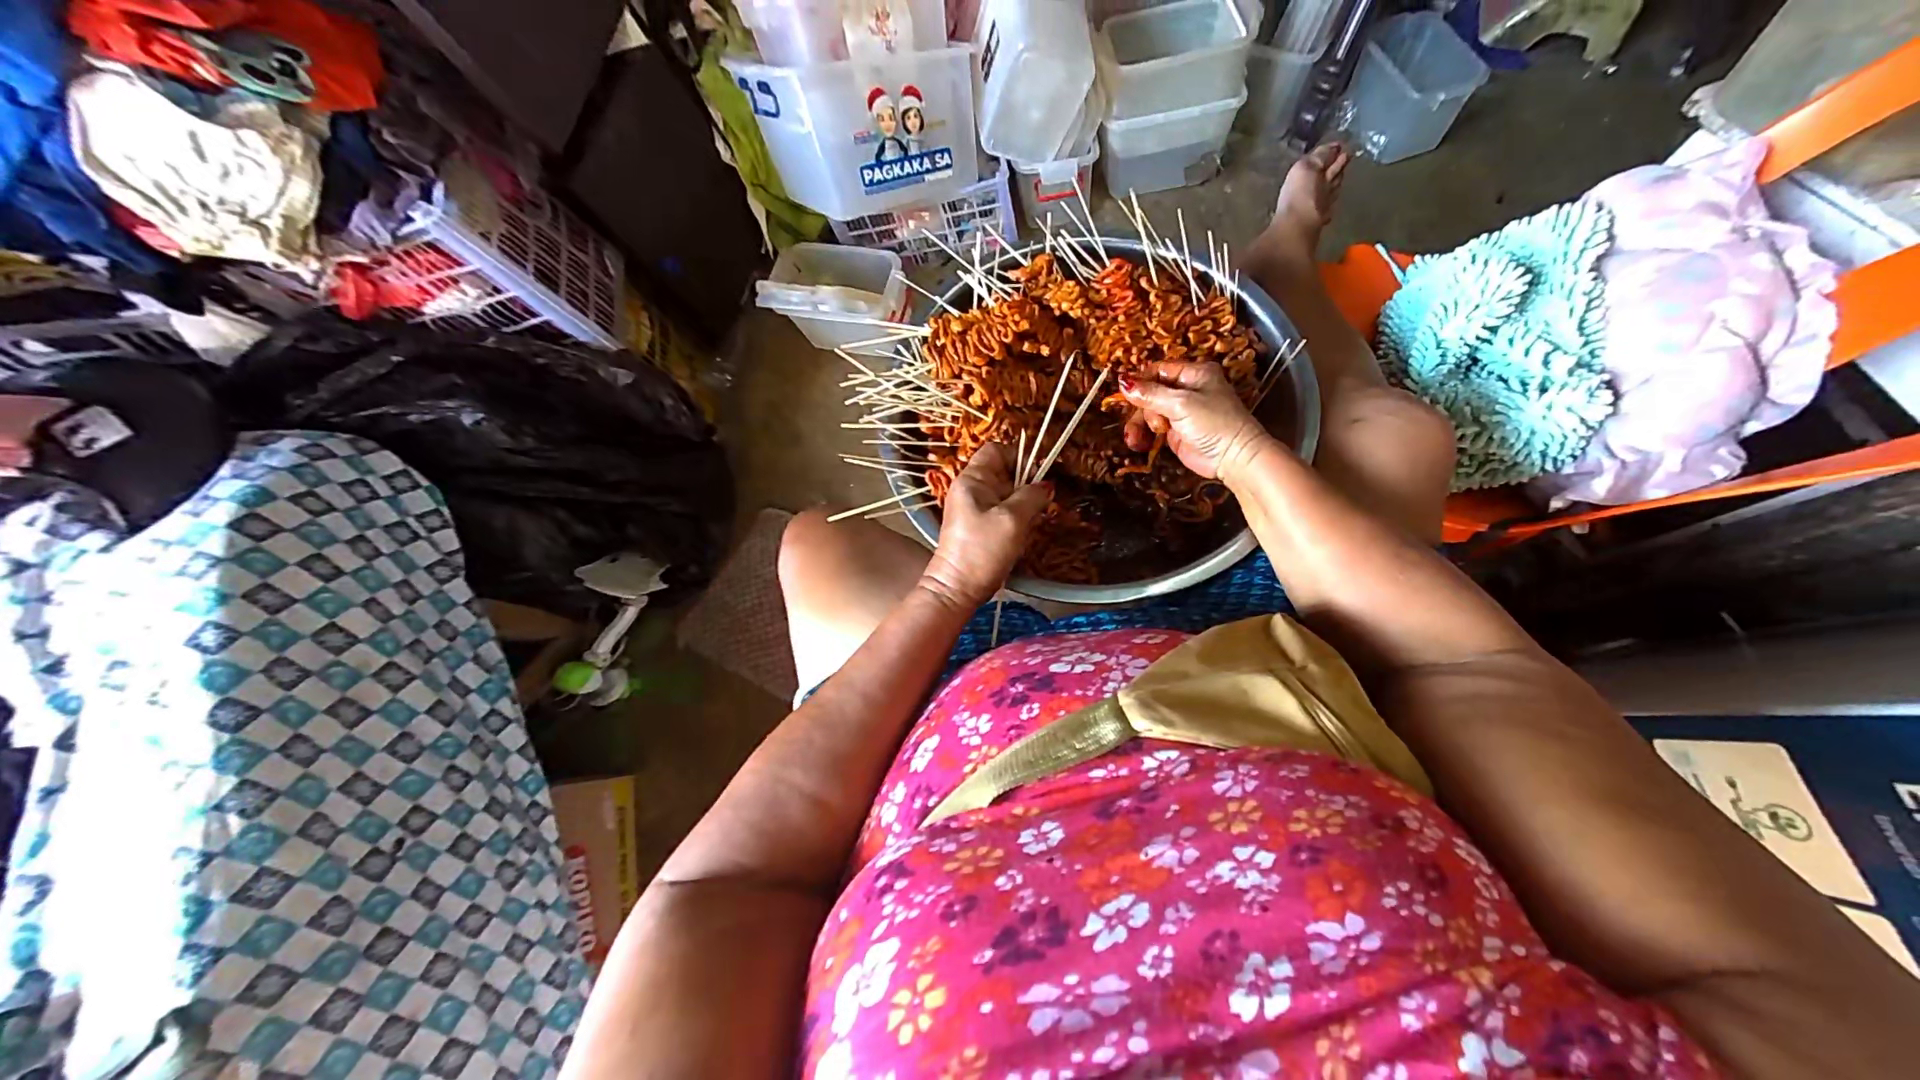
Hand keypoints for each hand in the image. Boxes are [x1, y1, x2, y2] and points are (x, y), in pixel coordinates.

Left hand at [920, 442, 1051, 608]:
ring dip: (1023, 505)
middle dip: (1026, 485)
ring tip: (1033, 521)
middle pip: (1004, 473)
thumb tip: (1046, 485)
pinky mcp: (978, 528)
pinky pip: (1003, 514)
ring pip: (1006, 495)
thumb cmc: (982, 551)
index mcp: (971, 480)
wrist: (957, 589)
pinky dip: (1017, 520)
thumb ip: (1032, 496)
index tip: (1038, 474)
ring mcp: (973, 510)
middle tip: (1040, 502)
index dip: (1019, 456)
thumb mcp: (1013, 519)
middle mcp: (970, 490)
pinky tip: (1023, 534)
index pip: (996, 450)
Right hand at [1117, 361, 1277, 482]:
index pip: (1158, 370)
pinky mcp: (1175, 431)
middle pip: (1149, 392)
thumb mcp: (1181, 404)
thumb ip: (1150, 393)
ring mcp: (1180, 411)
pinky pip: (1151, 428)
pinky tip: (1139, 444)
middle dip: (1140, 409)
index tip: (1126, 394)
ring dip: (1139, 425)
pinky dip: (1143, 435)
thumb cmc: (1213, 423)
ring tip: (1136, 440)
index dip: (1140, 381)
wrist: (1233, 458)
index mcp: (1193, 373)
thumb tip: (1122, 381)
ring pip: (1147, 412)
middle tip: (1139, 423)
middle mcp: (1186, 389)